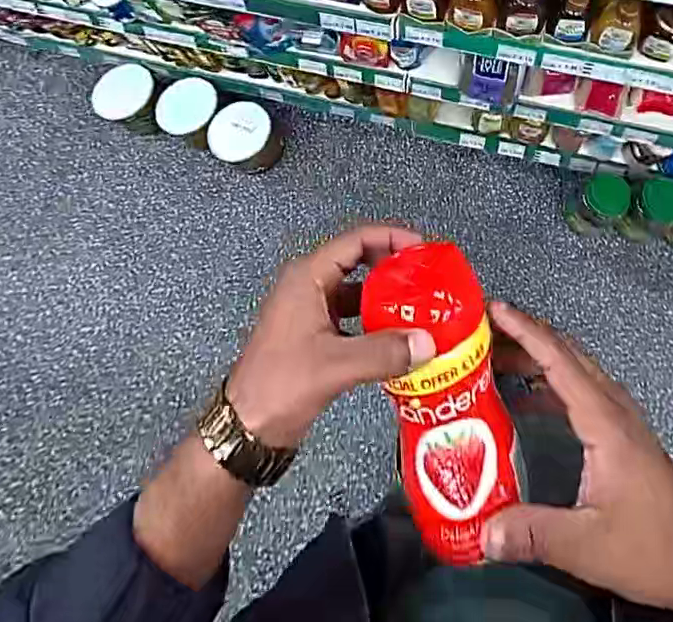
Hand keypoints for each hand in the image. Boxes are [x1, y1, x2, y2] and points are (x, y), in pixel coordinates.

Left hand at [225, 225, 436, 447]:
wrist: (245, 434)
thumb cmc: (276, 388)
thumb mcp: (335, 365)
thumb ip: (384, 352)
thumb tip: (427, 342)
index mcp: (306, 278)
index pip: (357, 240)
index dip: (392, 238)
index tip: (421, 248)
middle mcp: (309, 287)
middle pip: (361, 260)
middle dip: (395, 266)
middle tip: (425, 275)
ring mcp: (312, 312)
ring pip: (360, 290)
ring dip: (389, 295)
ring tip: (419, 305)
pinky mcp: (317, 335)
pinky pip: (356, 316)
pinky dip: (379, 320)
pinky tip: (400, 336)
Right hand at [480, 304, 672, 621]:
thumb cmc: (653, 546)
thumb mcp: (587, 544)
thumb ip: (533, 534)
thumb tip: (483, 532)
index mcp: (604, 420)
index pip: (558, 359)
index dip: (525, 330)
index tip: (495, 310)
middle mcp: (612, 408)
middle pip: (565, 353)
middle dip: (524, 335)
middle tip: (484, 331)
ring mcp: (619, 417)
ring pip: (574, 368)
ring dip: (537, 356)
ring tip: (496, 358)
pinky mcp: (619, 432)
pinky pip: (579, 389)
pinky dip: (549, 381)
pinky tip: (526, 400)